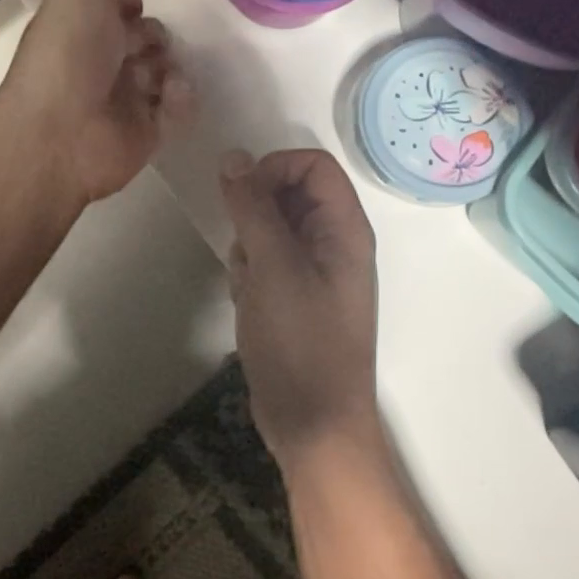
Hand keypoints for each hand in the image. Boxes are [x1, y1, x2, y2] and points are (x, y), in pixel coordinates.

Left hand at [0, 0, 192, 203]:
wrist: (57, 136)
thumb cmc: (66, 54)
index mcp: (81, 26)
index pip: (117, 4)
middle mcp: (102, 60)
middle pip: (147, 36)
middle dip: (154, 34)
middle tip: (143, 43)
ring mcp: (125, 98)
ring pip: (166, 69)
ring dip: (169, 64)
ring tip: (155, 74)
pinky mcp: (147, 132)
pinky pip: (178, 108)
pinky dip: (179, 98)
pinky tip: (167, 96)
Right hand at [221, 149, 380, 464]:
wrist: (312, 421)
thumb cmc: (300, 339)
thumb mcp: (272, 266)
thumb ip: (252, 206)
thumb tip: (233, 157)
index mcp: (344, 230)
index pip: (313, 165)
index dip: (274, 168)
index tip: (242, 195)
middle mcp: (333, 243)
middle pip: (289, 193)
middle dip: (255, 212)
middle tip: (244, 247)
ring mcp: (313, 271)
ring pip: (270, 226)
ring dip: (247, 245)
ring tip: (248, 282)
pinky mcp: (293, 294)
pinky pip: (264, 259)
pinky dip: (248, 271)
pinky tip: (247, 301)